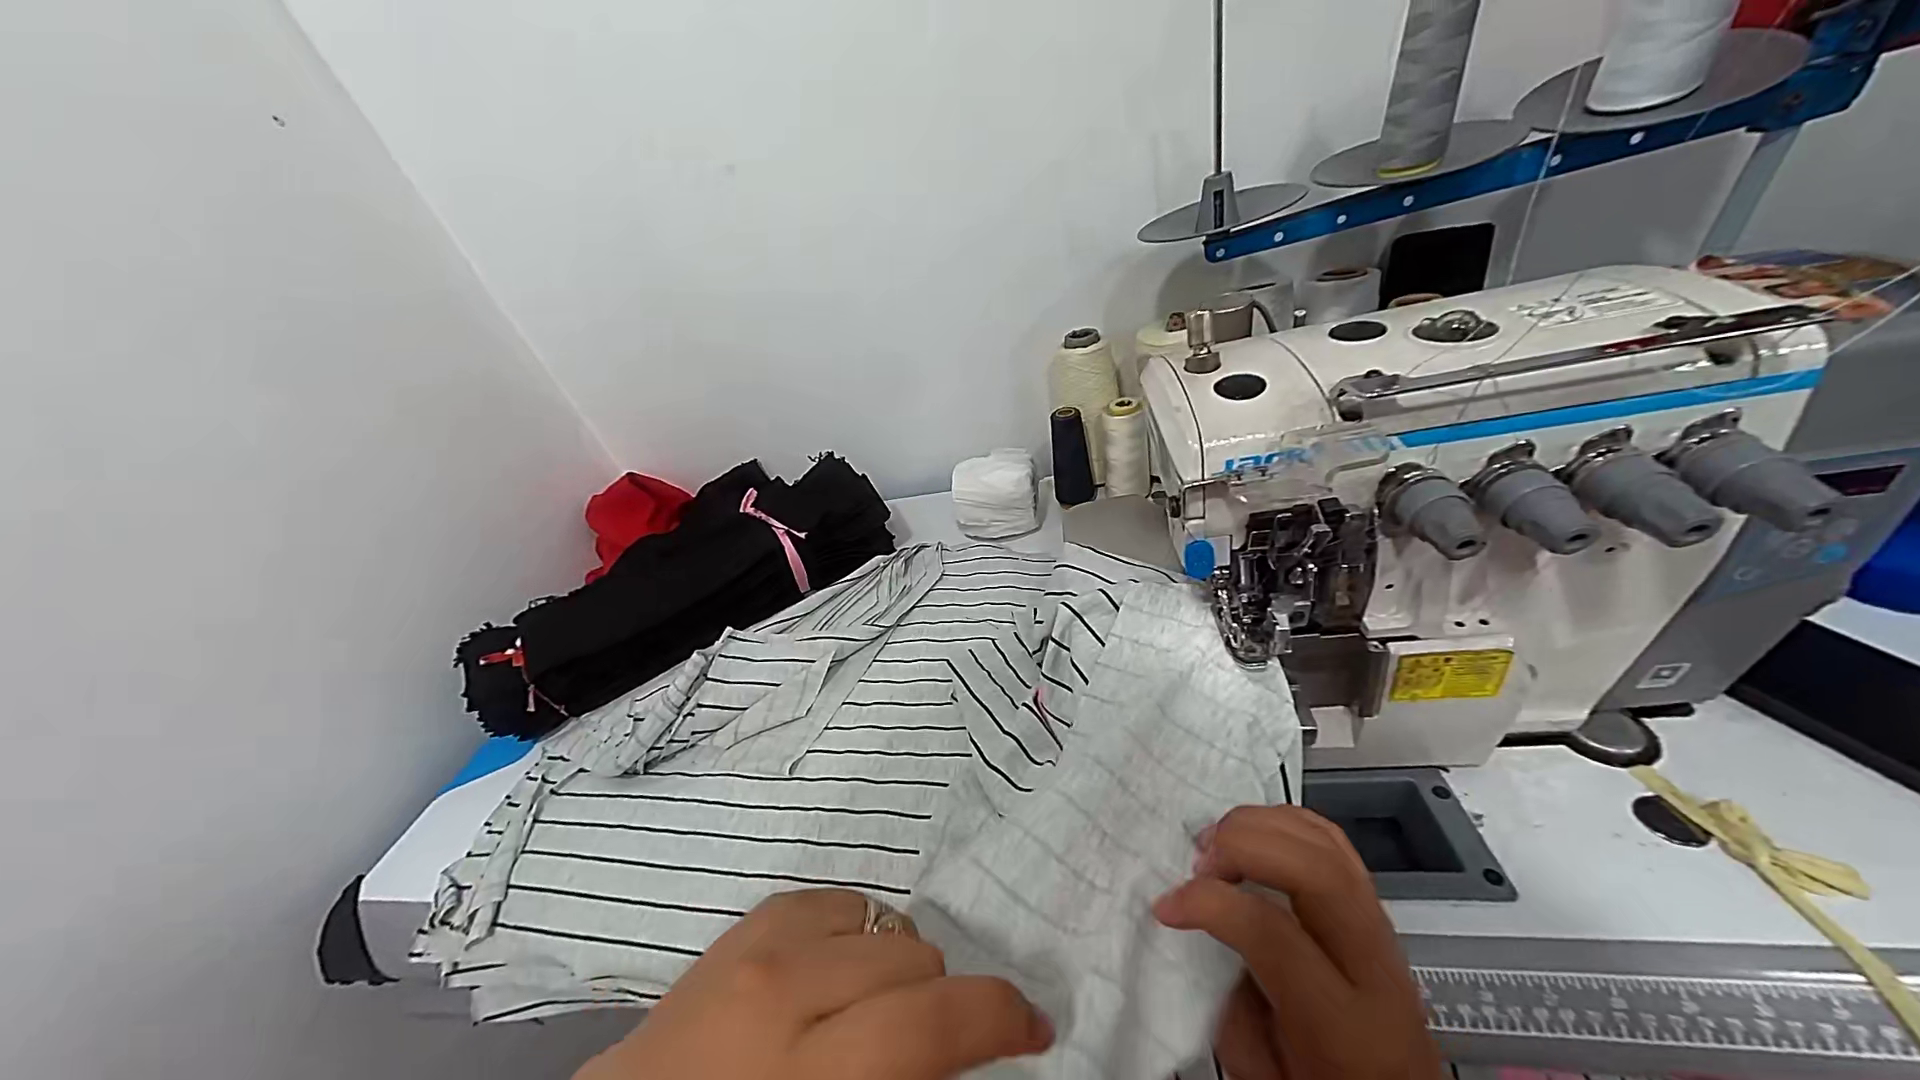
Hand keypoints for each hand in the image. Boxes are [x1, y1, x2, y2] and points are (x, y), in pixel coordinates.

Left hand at [574, 888, 1053, 1079]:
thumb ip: (912, 1078)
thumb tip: (968, 1047)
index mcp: (808, 1069)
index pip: (933, 1018)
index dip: (1002, 1017)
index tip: (1034, 1030)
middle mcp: (781, 994)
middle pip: (913, 960)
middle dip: (936, 1003)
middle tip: (923, 1046)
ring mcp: (754, 948)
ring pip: (881, 920)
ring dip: (893, 966)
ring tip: (872, 1008)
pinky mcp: (738, 927)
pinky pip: (830, 899)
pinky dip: (850, 931)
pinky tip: (835, 969)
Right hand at [1153, 806, 1439, 1079]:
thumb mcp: (1260, 1072)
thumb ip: (1229, 1003)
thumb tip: (1203, 930)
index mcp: (1343, 1025)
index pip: (1273, 932)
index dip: (1208, 904)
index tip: (1166, 907)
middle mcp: (1374, 967)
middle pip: (1315, 868)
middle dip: (1242, 845)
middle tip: (1199, 861)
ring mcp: (1382, 930)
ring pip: (1327, 843)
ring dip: (1260, 826)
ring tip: (1218, 846)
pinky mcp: (1376, 911)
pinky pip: (1335, 842)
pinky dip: (1286, 823)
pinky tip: (1253, 836)